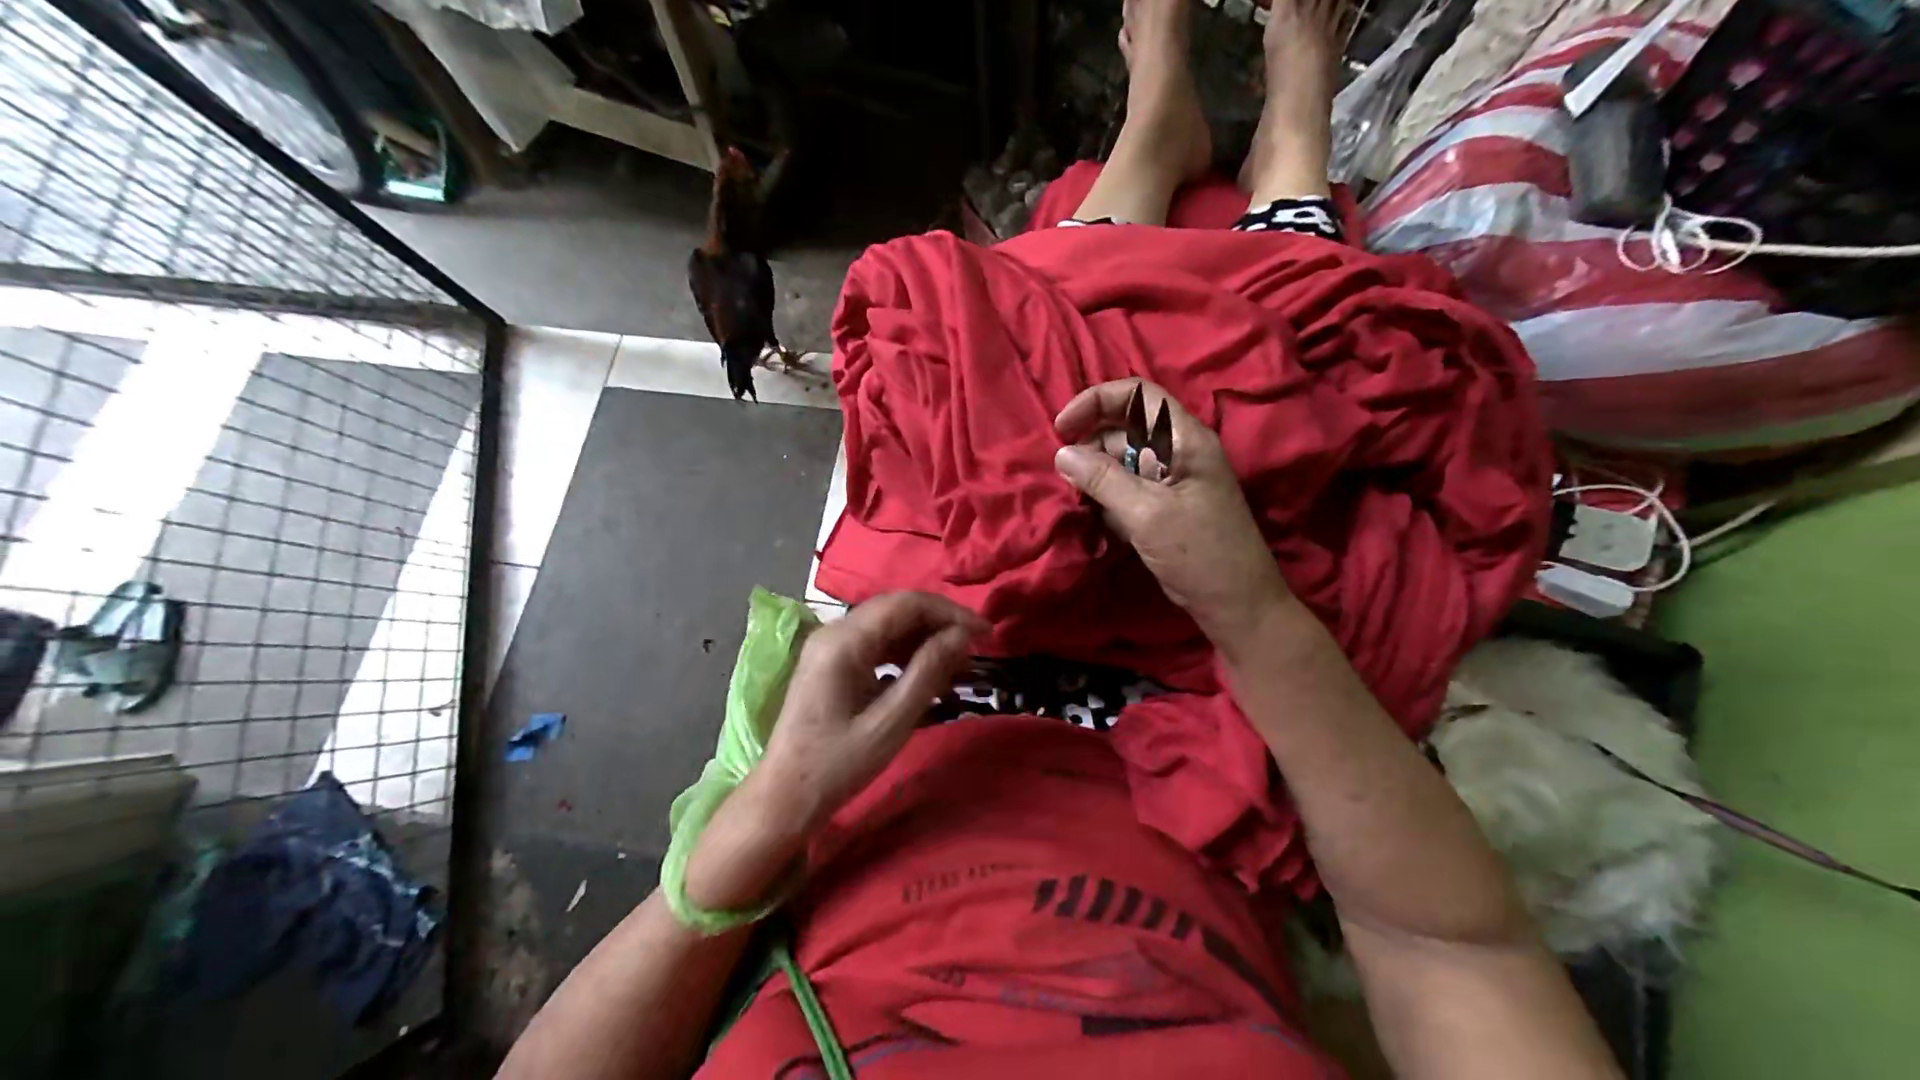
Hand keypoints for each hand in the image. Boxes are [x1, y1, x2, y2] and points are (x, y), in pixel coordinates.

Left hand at [684, 592, 984, 910]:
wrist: (784, 796)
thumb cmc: (837, 765)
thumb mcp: (890, 723)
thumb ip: (927, 673)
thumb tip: (962, 637)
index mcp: (843, 641)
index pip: (906, 604)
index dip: (950, 613)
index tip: (986, 634)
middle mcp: (833, 632)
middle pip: (896, 609)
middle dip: (940, 623)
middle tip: (977, 649)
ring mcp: (829, 646)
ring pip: (887, 624)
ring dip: (925, 637)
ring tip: (959, 664)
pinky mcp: (831, 662)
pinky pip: (875, 643)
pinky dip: (905, 652)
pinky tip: (928, 672)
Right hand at [1053, 379, 1292, 647]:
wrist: (1236, 605)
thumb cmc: (1199, 555)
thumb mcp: (1146, 514)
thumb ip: (1103, 479)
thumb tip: (1062, 454)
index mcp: (1185, 440)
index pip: (1137, 395)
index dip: (1096, 401)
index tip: (1062, 428)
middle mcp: (1179, 452)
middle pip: (1125, 427)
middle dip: (1091, 445)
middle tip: (1069, 478)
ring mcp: (1172, 480)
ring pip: (1122, 460)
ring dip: (1097, 476)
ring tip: (1085, 503)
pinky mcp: (1164, 506)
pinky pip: (1128, 489)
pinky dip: (1109, 499)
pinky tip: (1104, 522)